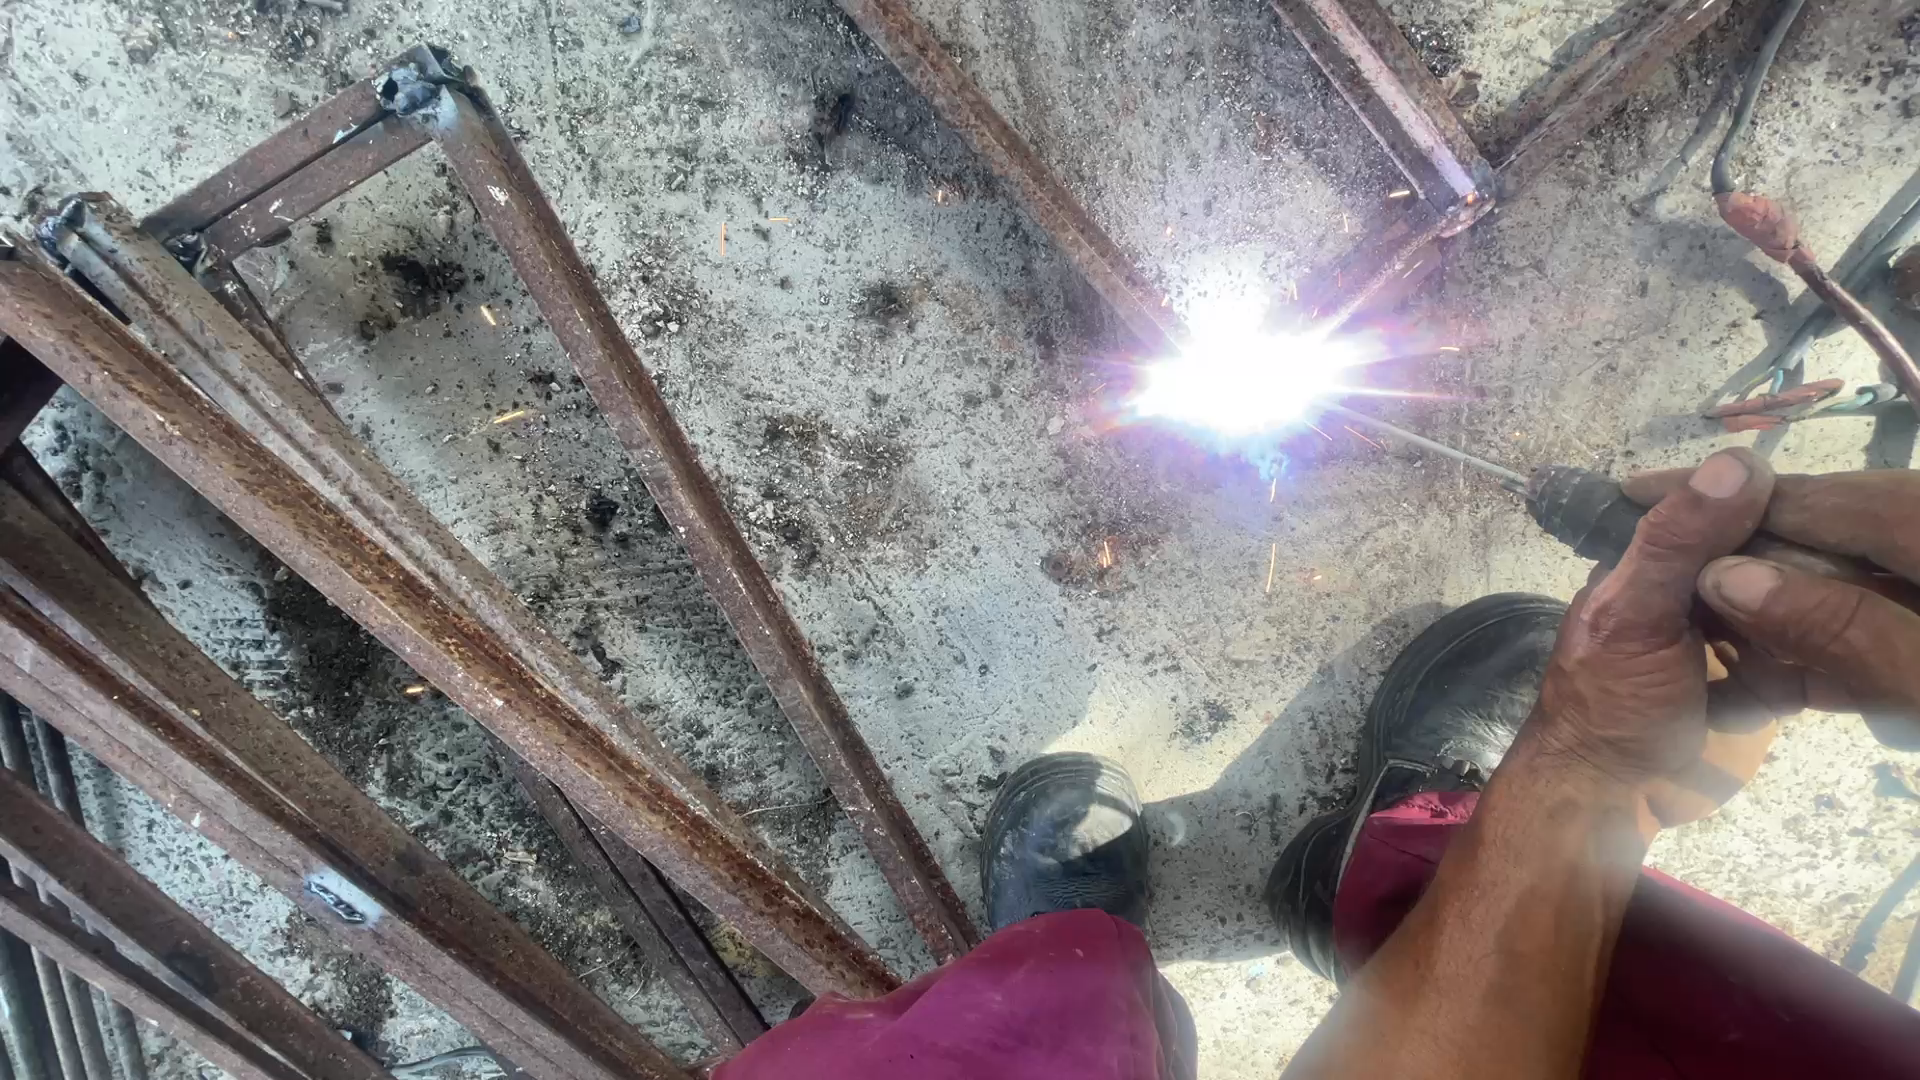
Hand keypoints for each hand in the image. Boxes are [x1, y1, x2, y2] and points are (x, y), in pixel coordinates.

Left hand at [1625, 467, 1919, 749]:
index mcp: (1649, 565)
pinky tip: (1846, 675)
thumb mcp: (1635, 614)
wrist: (1605, 785)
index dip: (1786, 510)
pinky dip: (1821, 668)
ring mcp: (1724, 637)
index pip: (1729, 514)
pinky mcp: (1751, 680)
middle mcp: (1688, 591)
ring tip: (1874, 622)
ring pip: (1797, 608)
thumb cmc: (1609, 698)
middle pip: (1773, 560)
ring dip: (1825, 621)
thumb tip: (1734, 462)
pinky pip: (1804, 660)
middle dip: (1821, 569)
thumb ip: (1675, 545)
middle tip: (1885, 582)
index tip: (1855, 515)